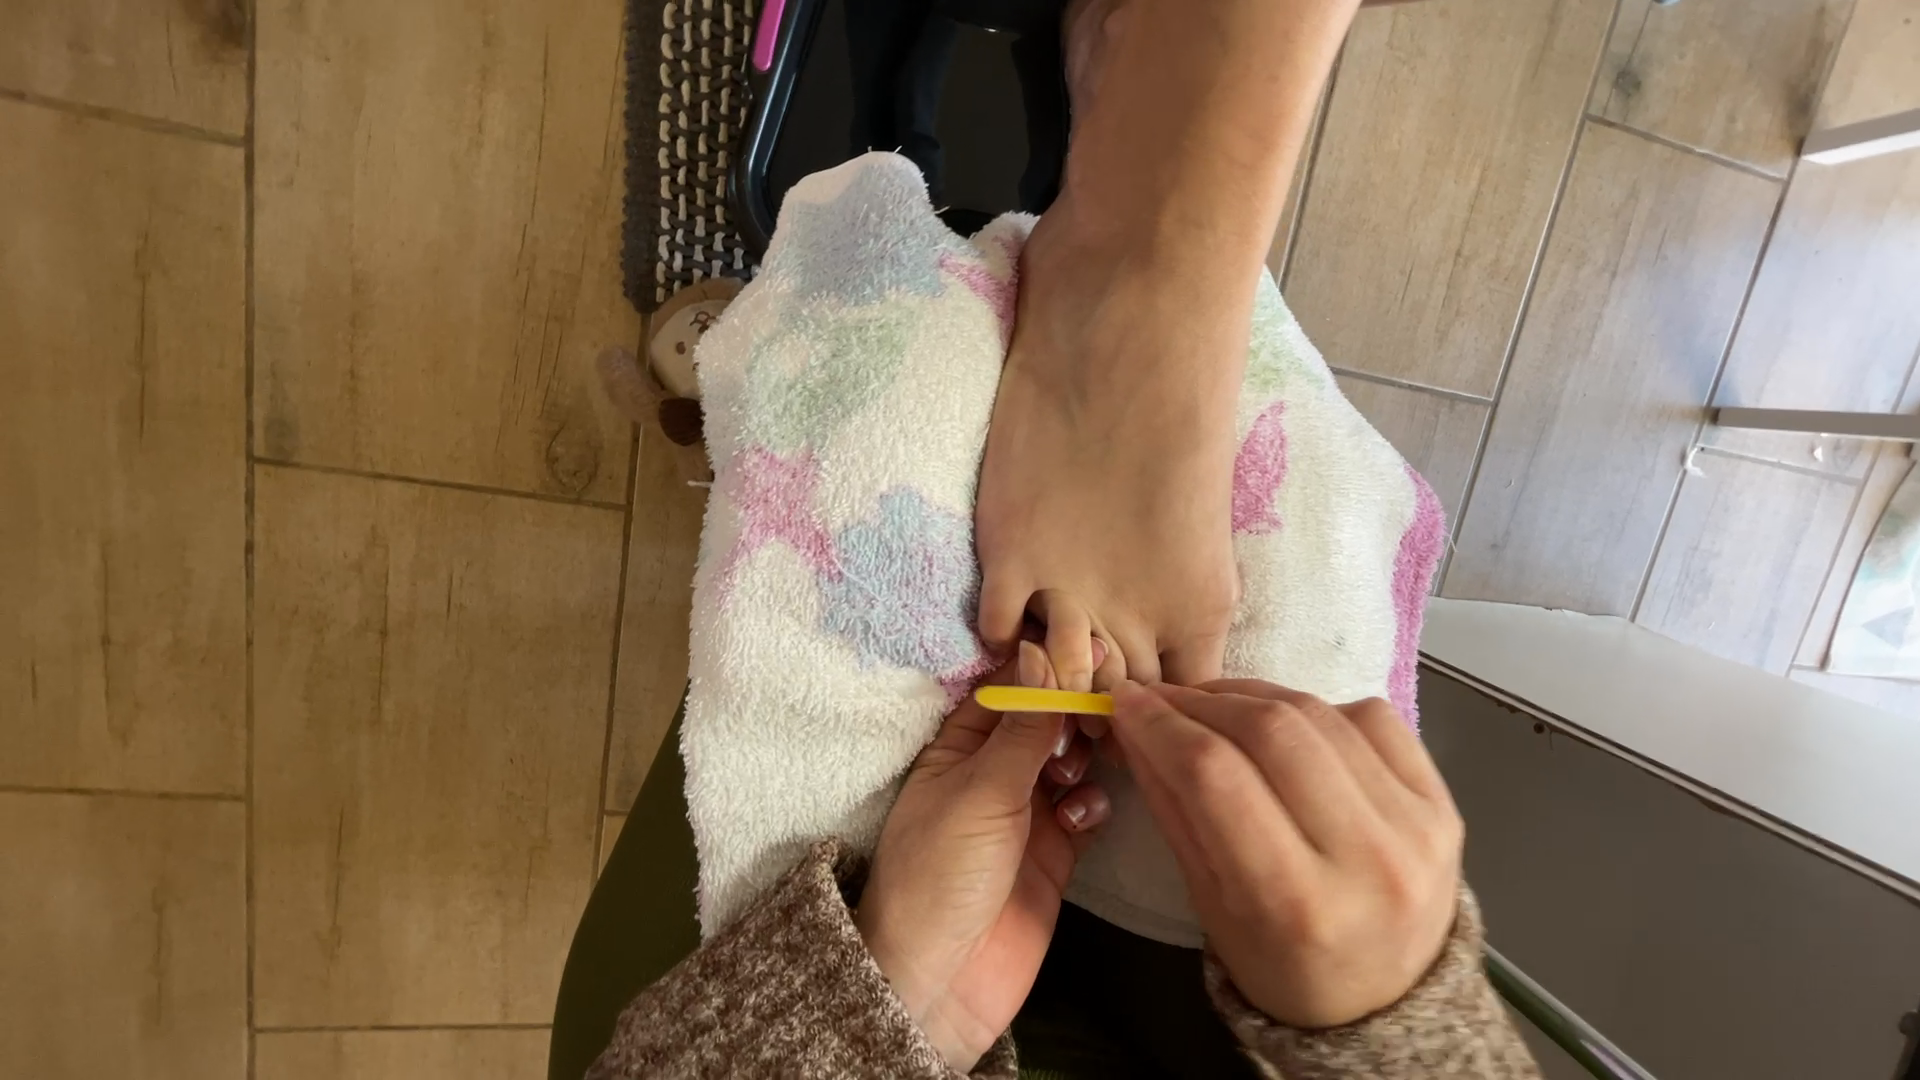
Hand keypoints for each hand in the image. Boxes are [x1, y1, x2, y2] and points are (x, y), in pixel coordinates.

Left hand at [857, 642, 1112, 1070]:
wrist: (941, 983)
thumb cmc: (941, 871)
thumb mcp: (981, 791)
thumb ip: (1023, 727)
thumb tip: (1039, 650)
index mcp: (962, 742)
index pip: (1012, 686)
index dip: (1049, 666)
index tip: (1090, 648)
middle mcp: (998, 765)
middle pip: (1049, 717)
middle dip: (1077, 708)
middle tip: (1105, 710)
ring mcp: (1029, 806)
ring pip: (1074, 756)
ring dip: (1089, 752)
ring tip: (1095, 758)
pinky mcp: (1057, 847)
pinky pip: (1086, 804)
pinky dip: (1091, 801)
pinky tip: (1084, 815)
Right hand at [975, 215, 1242, 690]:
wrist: (1138, 314)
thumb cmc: (1191, 388)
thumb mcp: (1203, 504)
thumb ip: (1175, 569)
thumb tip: (1146, 595)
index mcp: (1201, 601)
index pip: (1185, 701)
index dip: (1162, 712)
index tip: (1137, 698)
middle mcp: (1139, 613)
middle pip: (1120, 706)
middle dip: (1104, 708)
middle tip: (1085, 687)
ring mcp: (1069, 589)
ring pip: (1056, 684)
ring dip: (1048, 680)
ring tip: (1044, 657)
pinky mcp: (1010, 552)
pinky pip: (995, 631)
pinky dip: (998, 634)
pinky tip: (1005, 608)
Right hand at [1109, 679, 1463, 1027]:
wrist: (1386, 1000)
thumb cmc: (1276, 957)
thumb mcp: (1204, 895)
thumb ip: (1169, 801)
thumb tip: (1135, 720)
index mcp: (1294, 902)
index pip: (1214, 776)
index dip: (1161, 725)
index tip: (1127, 701)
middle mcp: (1367, 859)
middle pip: (1268, 731)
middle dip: (1200, 700)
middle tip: (1165, 698)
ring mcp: (1416, 825)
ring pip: (1315, 712)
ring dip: (1247, 693)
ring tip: (1213, 703)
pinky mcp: (1443, 801)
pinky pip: (1370, 715)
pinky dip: (1315, 706)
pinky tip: (1287, 726)